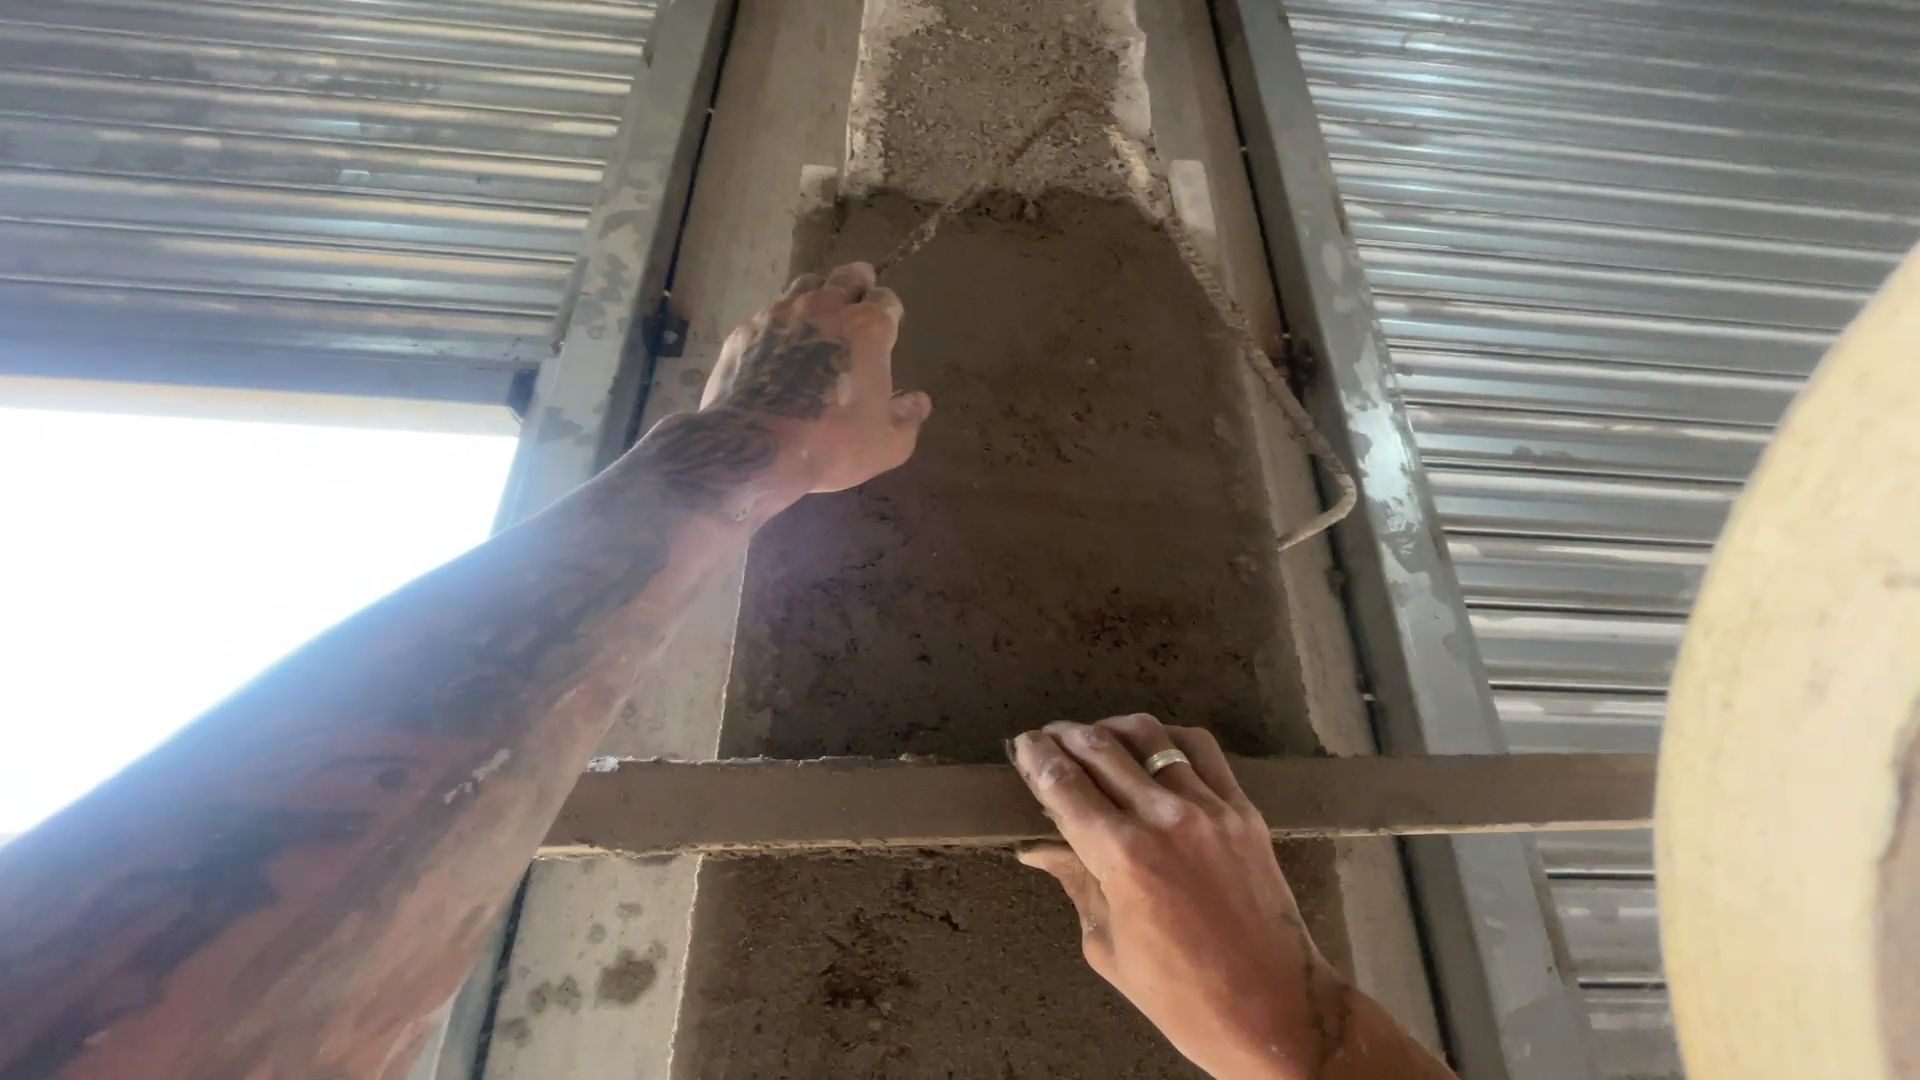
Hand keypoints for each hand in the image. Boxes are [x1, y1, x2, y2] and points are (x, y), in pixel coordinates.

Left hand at [701, 261, 931, 493]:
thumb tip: (918, 402)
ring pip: (805, 285)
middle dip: (858, 284)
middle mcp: (825, 308)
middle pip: (848, 275)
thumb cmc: (832, 447)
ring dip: (818, 296)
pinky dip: (782, 326)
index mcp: (868, 329)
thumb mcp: (887, 445)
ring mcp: (780, 314)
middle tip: (859, 302)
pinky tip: (779, 351)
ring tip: (819, 320)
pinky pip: (770, 315)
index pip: (886, 299)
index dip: (890, 311)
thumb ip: (907, 418)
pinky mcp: (746, 331)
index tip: (889, 325)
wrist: (755, 449)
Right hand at [1011, 714, 1346, 1079]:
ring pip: (1148, 737)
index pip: (1063, 783)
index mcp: (1121, 857)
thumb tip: (1036, 848)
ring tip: (1094, 735)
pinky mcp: (1242, 808)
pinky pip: (1200, 749)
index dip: (1035, 756)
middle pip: (1099, 748)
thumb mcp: (1108, 947)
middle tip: (1047, 736)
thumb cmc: (1182, 997)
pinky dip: (1167, 736)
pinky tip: (1151, 744)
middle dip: (1063, 735)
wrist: (1277, 1013)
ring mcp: (1208, 807)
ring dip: (1110, 728)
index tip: (1022, 743)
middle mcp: (1161, 818)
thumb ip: (1074, 883)